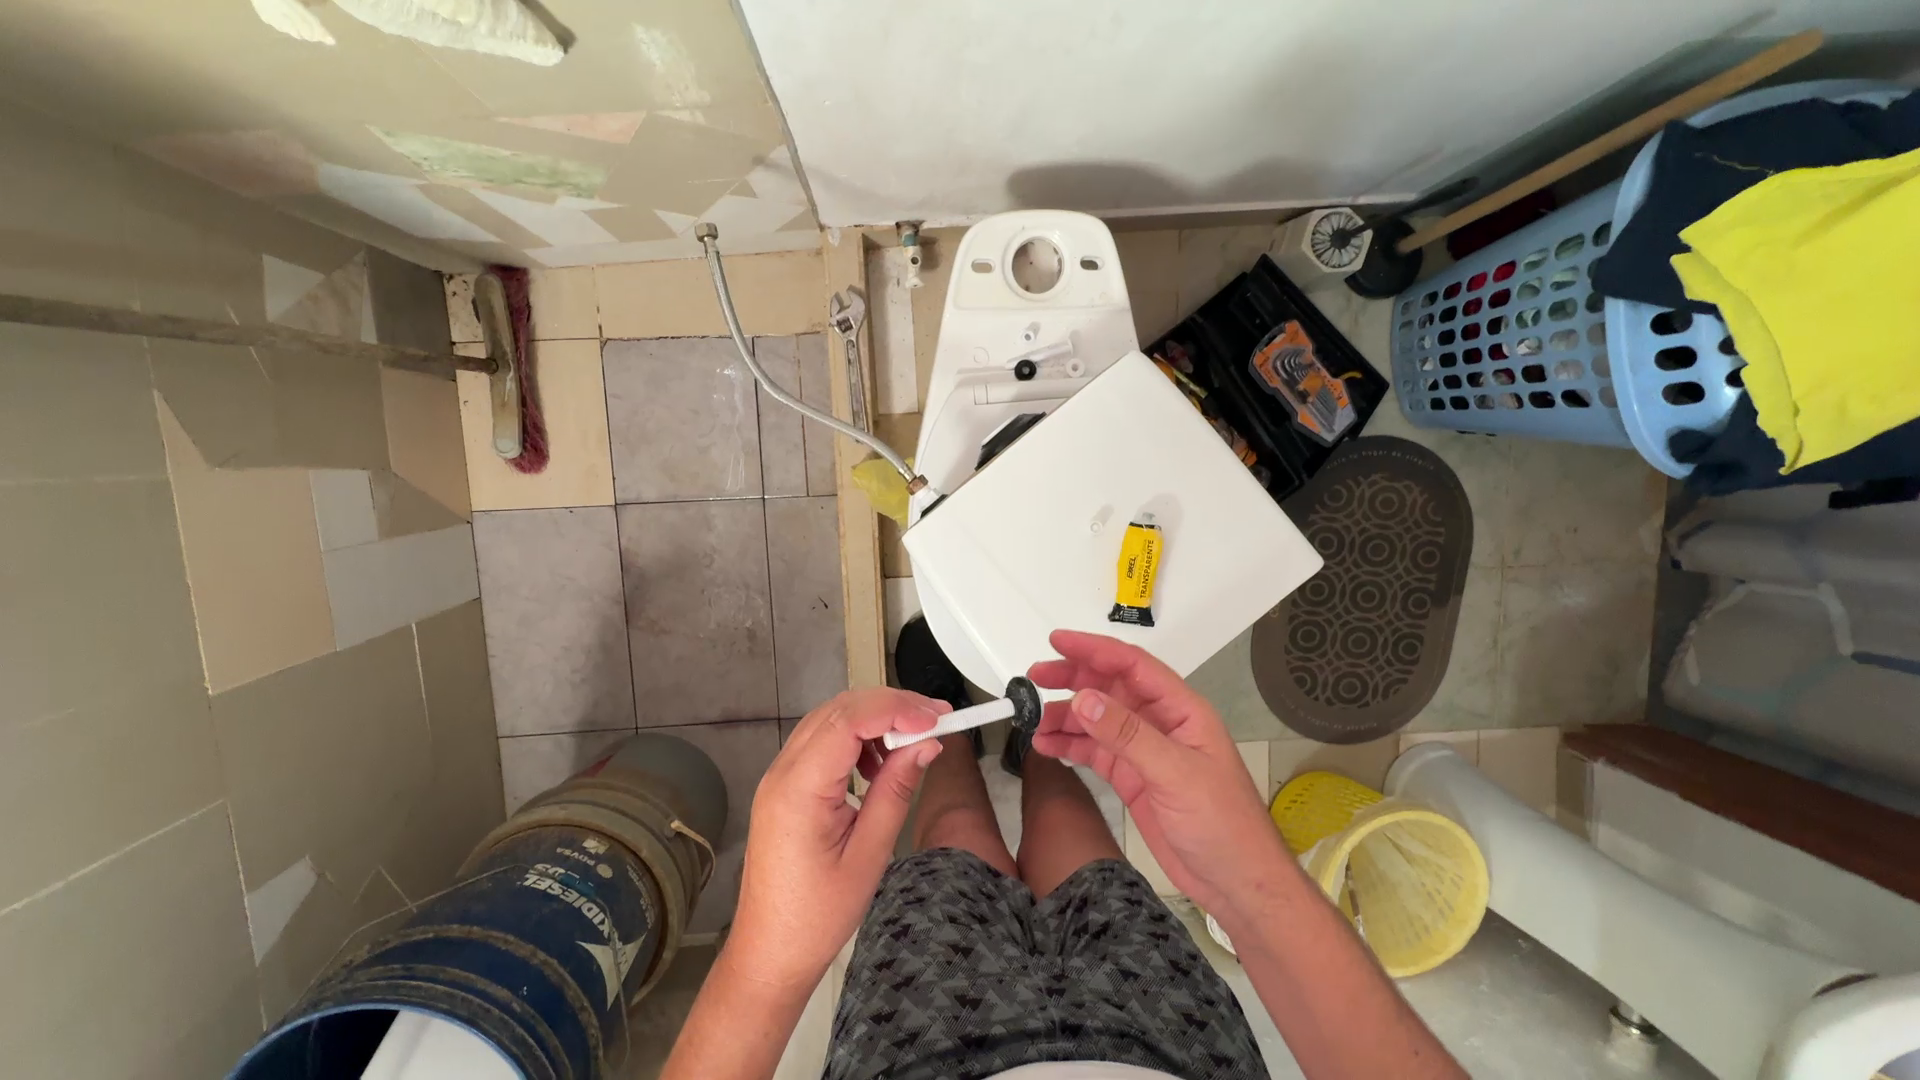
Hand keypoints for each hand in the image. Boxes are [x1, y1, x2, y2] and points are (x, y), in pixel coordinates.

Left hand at [725, 688, 948, 988]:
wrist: (769, 951)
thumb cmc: (818, 915)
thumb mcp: (869, 854)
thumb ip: (896, 791)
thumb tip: (927, 743)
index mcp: (799, 789)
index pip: (849, 720)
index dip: (895, 708)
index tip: (936, 717)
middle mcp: (782, 772)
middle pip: (839, 710)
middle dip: (890, 706)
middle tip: (937, 718)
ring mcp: (779, 776)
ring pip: (830, 720)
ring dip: (874, 719)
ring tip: (912, 741)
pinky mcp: (784, 785)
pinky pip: (822, 741)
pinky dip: (855, 738)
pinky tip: (878, 765)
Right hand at [1029, 630, 1289, 914]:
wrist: (1236, 882)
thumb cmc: (1221, 822)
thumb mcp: (1175, 773)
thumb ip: (1127, 735)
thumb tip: (1082, 698)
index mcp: (1180, 710)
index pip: (1132, 666)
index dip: (1094, 649)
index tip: (1057, 641)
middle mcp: (1159, 723)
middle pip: (1110, 688)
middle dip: (1073, 678)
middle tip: (1034, 677)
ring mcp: (1144, 752)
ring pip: (1097, 720)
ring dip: (1066, 716)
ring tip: (1033, 721)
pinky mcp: (1132, 779)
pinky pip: (1095, 752)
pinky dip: (1070, 746)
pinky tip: (1046, 746)